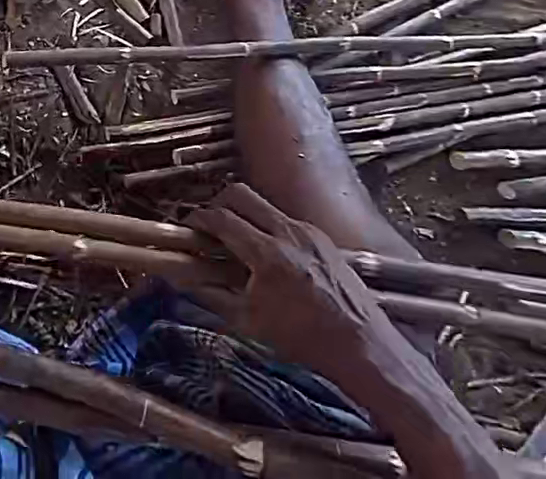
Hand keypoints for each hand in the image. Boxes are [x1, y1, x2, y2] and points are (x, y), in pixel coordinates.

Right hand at [184, 185, 398, 377]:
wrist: (367, 351)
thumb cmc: (305, 340)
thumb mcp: (248, 320)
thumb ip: (208, 293)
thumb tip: (179, 277)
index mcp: (268, 254)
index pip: (221, 218)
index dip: (198, 218)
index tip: (187, 225)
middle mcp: (289, 233)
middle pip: (240, 194)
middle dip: (217, 203)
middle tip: (209, 223)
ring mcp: (309, 232)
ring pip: (263, 203)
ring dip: (243, 213)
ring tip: (236, 238)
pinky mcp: (323, 239)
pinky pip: (284, 218)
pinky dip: (266, 224)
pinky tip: (266, 251)